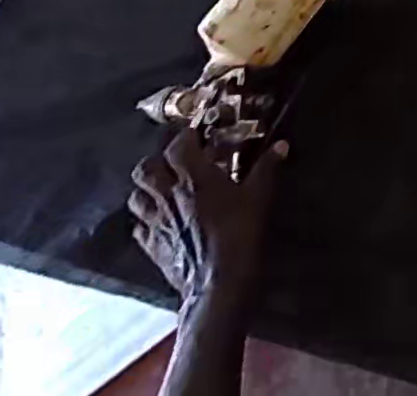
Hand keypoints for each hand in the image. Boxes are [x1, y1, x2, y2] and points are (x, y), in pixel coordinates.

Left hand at [129, 131, 285, 306]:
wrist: (217, 283)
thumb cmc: (239, 233)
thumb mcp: (259, 196)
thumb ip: (267, 167)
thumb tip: (281, 145)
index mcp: (194, 179)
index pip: (177, 146)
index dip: (184, 136)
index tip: (197, 133)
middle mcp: (168, 195)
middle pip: (145, 168)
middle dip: (157, 159)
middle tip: (175, 160)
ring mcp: (155, 222)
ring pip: (136, 196)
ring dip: (147, 187)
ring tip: (163, 186)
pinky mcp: (150, 246)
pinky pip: (138, 225)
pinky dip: (145, 217)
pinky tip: (158, 218)